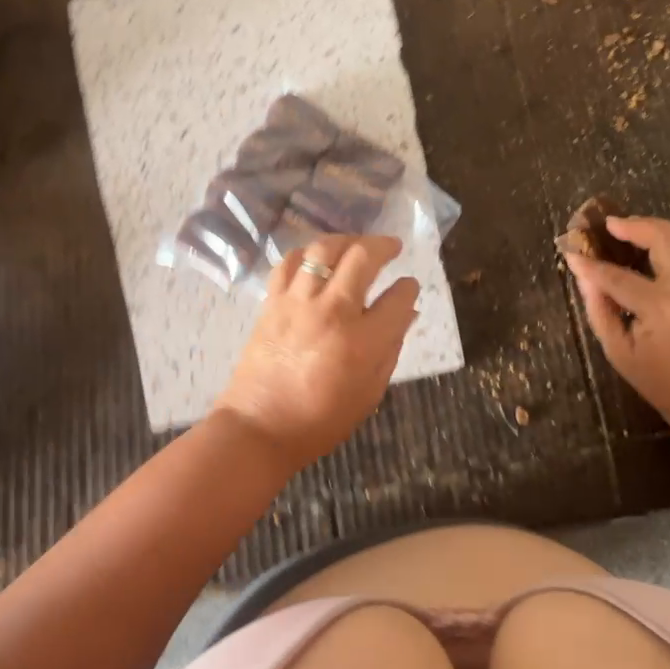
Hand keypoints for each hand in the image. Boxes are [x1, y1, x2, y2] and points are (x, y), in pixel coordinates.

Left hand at [215, 235, 420, 470]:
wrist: (259, 428)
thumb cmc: (321, 420)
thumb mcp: (369, 393)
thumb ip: (391, 349)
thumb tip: (407, 313)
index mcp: (363, 341)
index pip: (397, 298)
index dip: (409, 287)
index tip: (410, 285)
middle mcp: (332, 312)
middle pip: (362, 258)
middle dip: (383, 246)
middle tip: (392, 247)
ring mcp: (298, 303)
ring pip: (324, 250)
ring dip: (346, 240)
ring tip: (356, 245)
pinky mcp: (272, 303)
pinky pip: (289, 263)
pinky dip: (306, 254)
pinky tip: (316, 258)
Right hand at [564, 217, 669, 428]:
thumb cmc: (657, 380)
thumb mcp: (617, 351)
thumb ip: (599, 310)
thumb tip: (583, 274)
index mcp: (660, 309)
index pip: (618, 277)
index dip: (591, 266)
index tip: (569, 253)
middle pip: (661, 239)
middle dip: (632, 226)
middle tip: (608, 225)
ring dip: (653, 225)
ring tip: (626, 226)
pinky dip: (669, 235)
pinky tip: (648, 239)